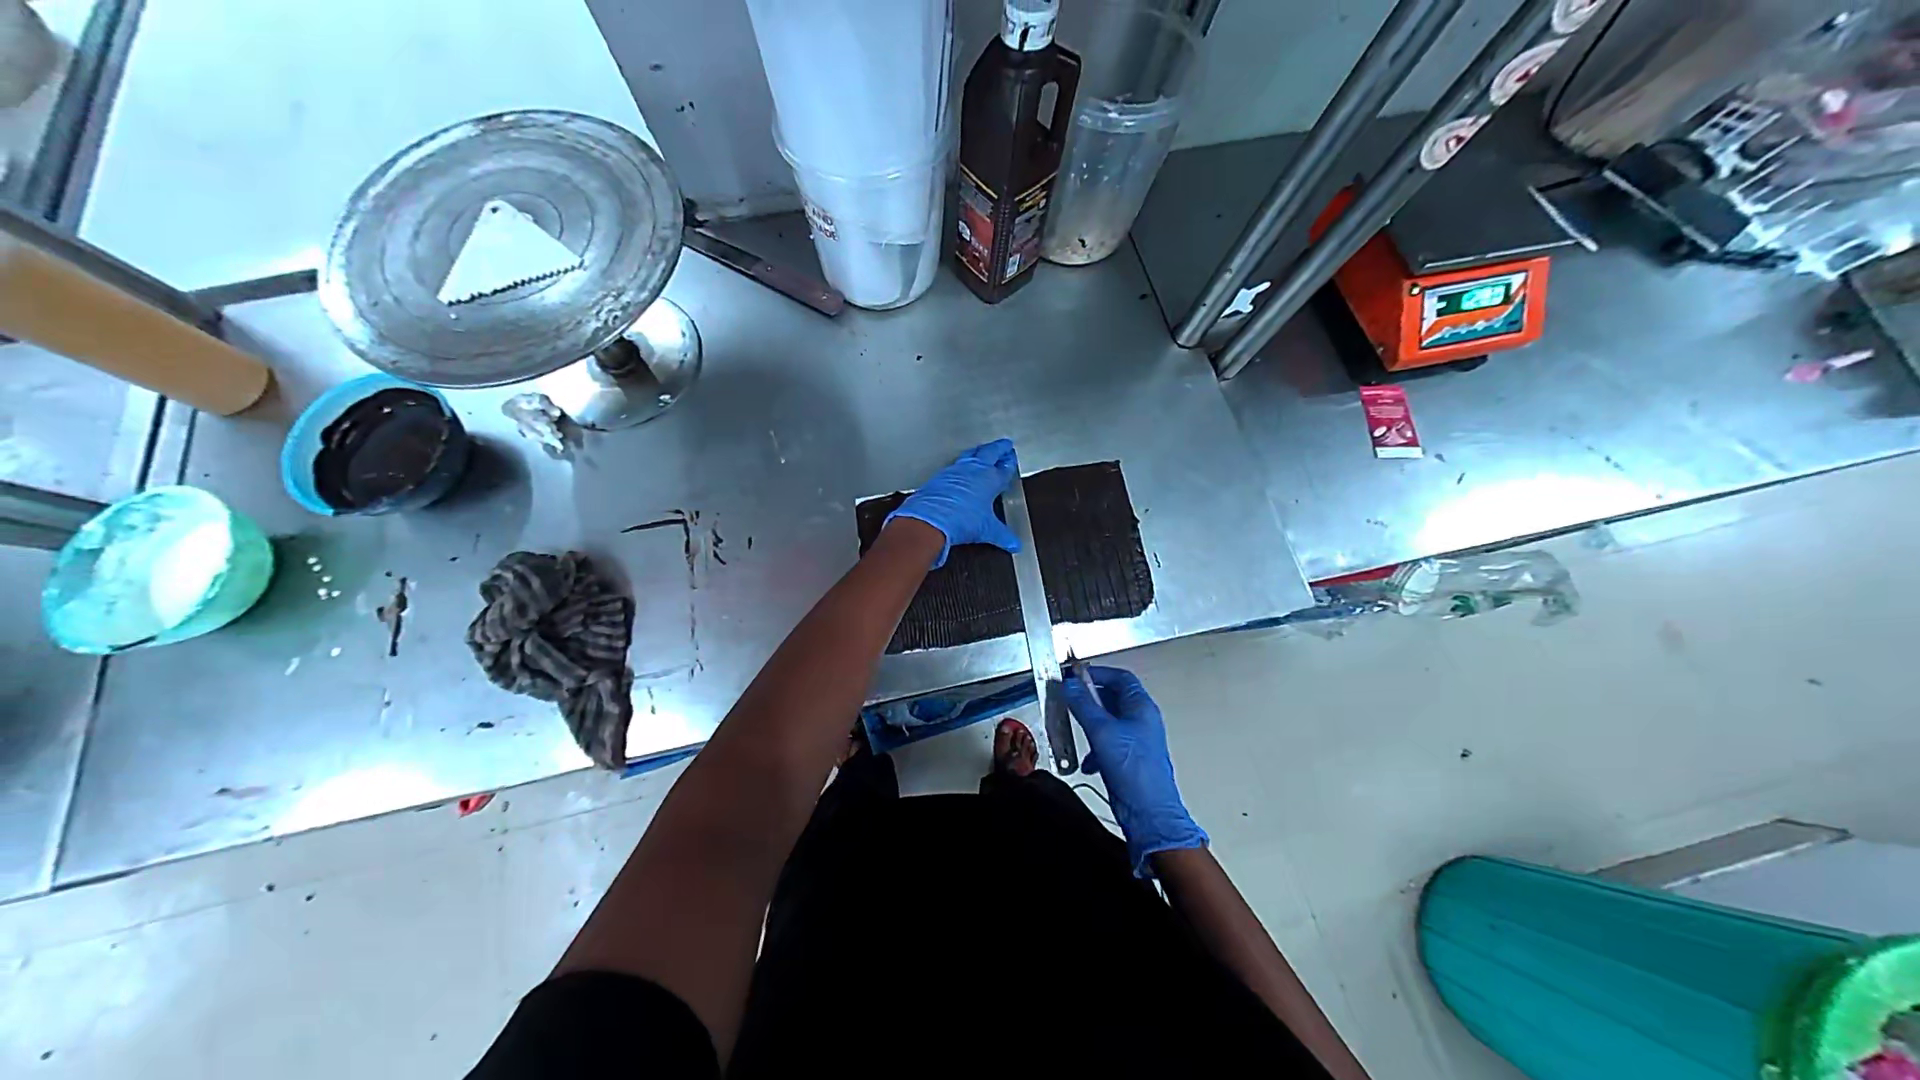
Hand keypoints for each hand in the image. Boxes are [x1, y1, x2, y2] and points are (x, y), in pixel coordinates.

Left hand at [884, 439, 1019, 568]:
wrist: (931, 519)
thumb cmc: (962, 519)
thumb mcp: (987, 530)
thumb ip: (1002, 535)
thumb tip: (1013, 544)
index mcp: (989, 479)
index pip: (1004, 468)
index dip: (1009, 463)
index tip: (1011, 458)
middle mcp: (973, 470)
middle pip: (989, 453)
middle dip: (998, 448)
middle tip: (1004, 445)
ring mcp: (954, 471)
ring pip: (970, 455)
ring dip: (978, 452)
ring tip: (982, 451)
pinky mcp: (939, 477)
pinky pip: (953, 466)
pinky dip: (960, 465)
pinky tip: (959, 470)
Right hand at [1061, 666, 1207, 876]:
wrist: (1148, 813)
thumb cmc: (1136, 772)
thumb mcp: (1102, 731)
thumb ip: (1083, 705)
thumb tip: (1070, 685)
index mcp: (1141, 707)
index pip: (1120, 677)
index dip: (1097, 673)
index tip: (1076, 675)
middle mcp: (1141, 721)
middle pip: (1113, 697)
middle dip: (1090, 697)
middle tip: (1071, 697)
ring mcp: (1136, 741)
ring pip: (1109, 721)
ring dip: (1090, 723)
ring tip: (1076, 727)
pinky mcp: (1128, 759)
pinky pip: (1108, 744)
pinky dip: (1094, 748)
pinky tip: (1087, 761)